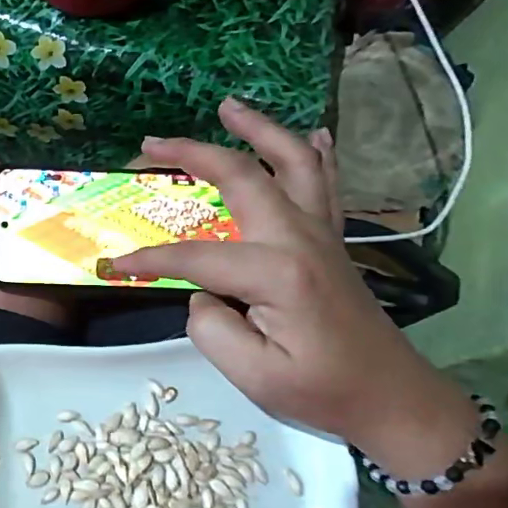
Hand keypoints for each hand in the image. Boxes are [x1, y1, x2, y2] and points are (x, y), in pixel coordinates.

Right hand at [112, 98, 472, 464]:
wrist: (393, 400)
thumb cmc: (322, 391)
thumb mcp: (253, 373)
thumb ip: (211, 325)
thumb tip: (202, 292)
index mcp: (276, 272)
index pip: (194, 256)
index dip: (148, 261)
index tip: (114, 267)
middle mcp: (299, 238)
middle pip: (243, 176)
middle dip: (192, 153)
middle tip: (150, 143)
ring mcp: (321, 234)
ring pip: (293, 163)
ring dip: (259, 129)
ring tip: (229, 107)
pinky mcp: (330, 242)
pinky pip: (324, 183)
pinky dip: (314, 153)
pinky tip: (311, 133)